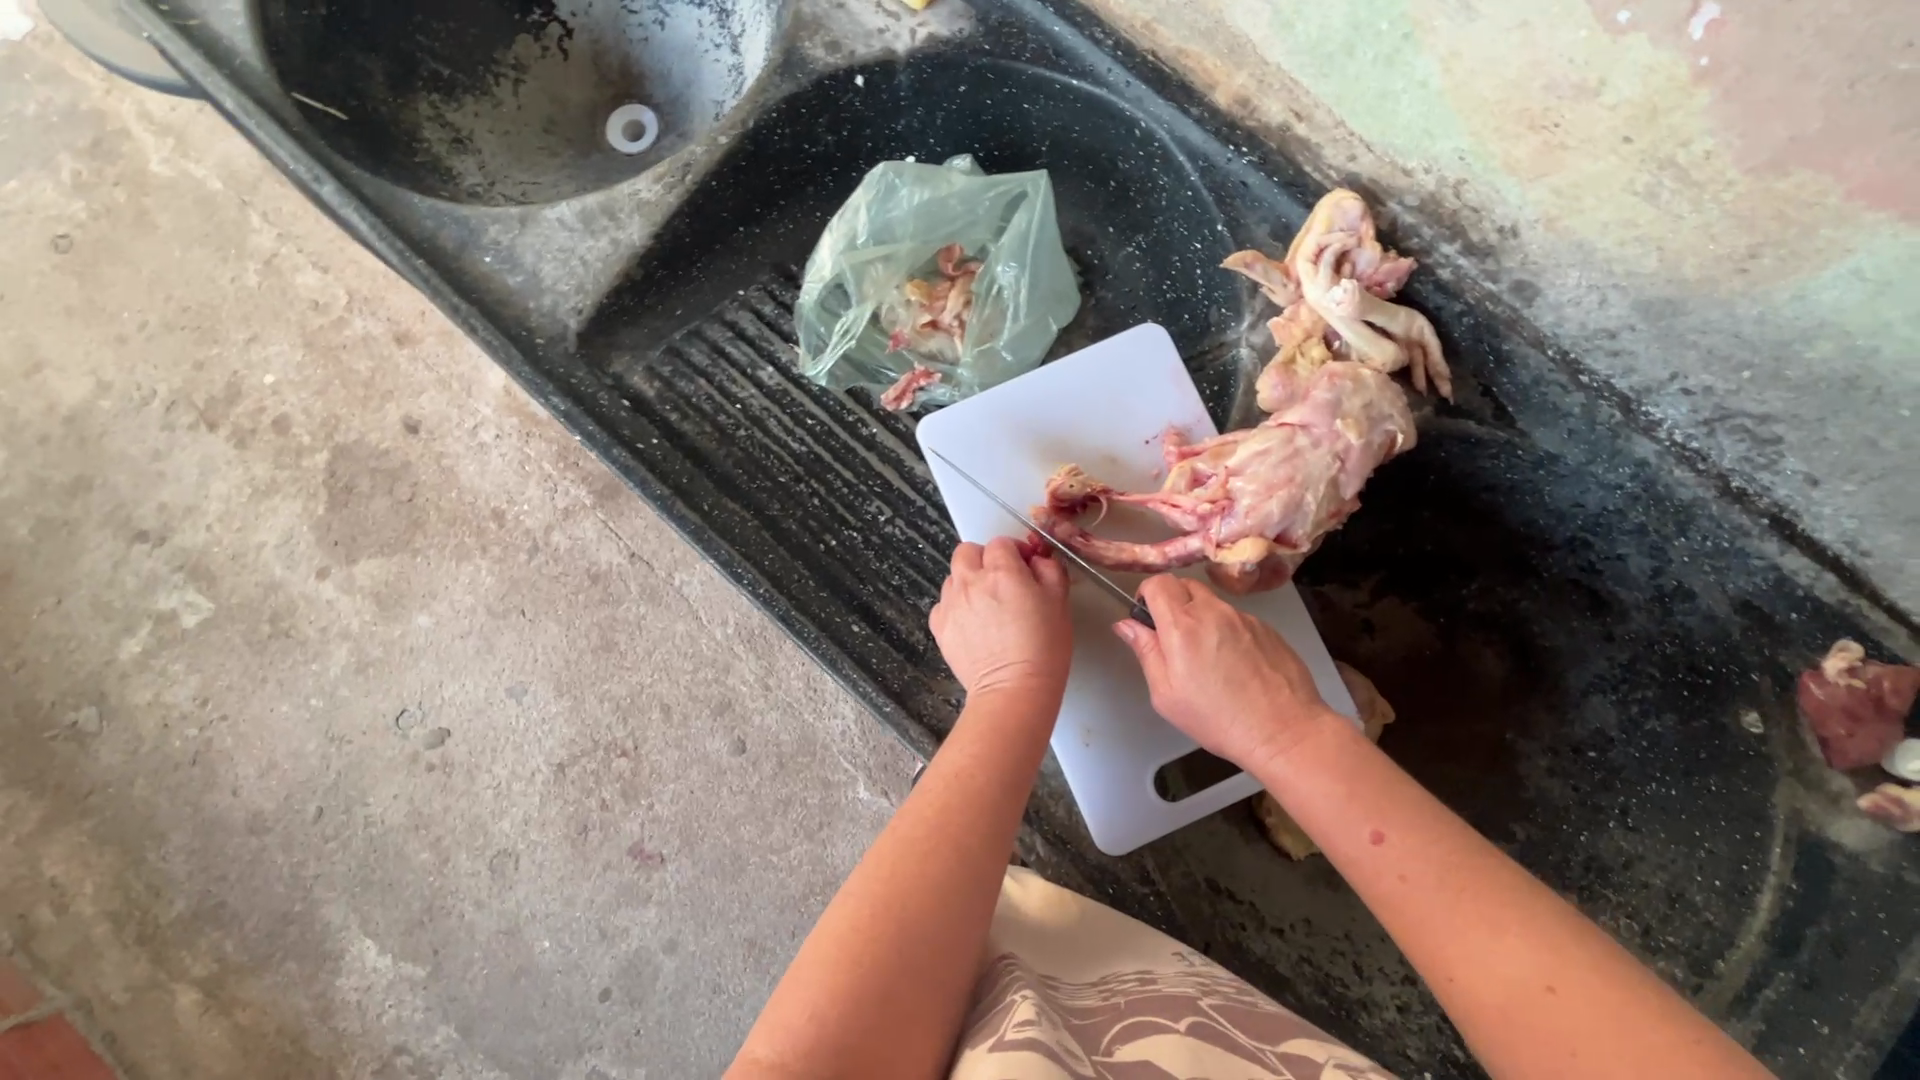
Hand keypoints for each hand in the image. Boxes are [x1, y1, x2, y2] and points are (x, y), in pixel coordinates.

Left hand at [930, 537, 1072, 700]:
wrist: (1014, 690)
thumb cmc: (1043, 649)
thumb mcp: (1060, 602)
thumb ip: (1049, 570)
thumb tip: (1038, 559)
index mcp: (1002, 571)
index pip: (1001, 543)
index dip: (1015, 552)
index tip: (1024, 567)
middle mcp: (971, 582)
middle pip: (967, 551)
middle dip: (983, 560)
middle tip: (1001, 580)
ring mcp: (951, 604)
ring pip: (953, 577)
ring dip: (968, 583)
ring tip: (987, 606)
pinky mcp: (940, 627)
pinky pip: (942, 605)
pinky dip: (955, 608)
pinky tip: (973, 624)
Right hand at [1113, 575, 1341, 769]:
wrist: (1284, 730)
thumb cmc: (1218, 719)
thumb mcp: (1166, 695)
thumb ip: (1145, 652)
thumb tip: (1125, 625)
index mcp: (1182, 626)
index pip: (1157, 582)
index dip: (1147, 594)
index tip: (1148, 618)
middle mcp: (1213, 612)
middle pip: (1184, 585)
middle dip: (1172, 602)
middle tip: (1173, 637)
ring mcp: (1243, 617)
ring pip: (1212, 602)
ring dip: (1201, 617)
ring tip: (1208, 656)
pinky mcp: (1266, 628)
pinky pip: (1236, 618)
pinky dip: (1227, 630)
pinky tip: (1235, 664)